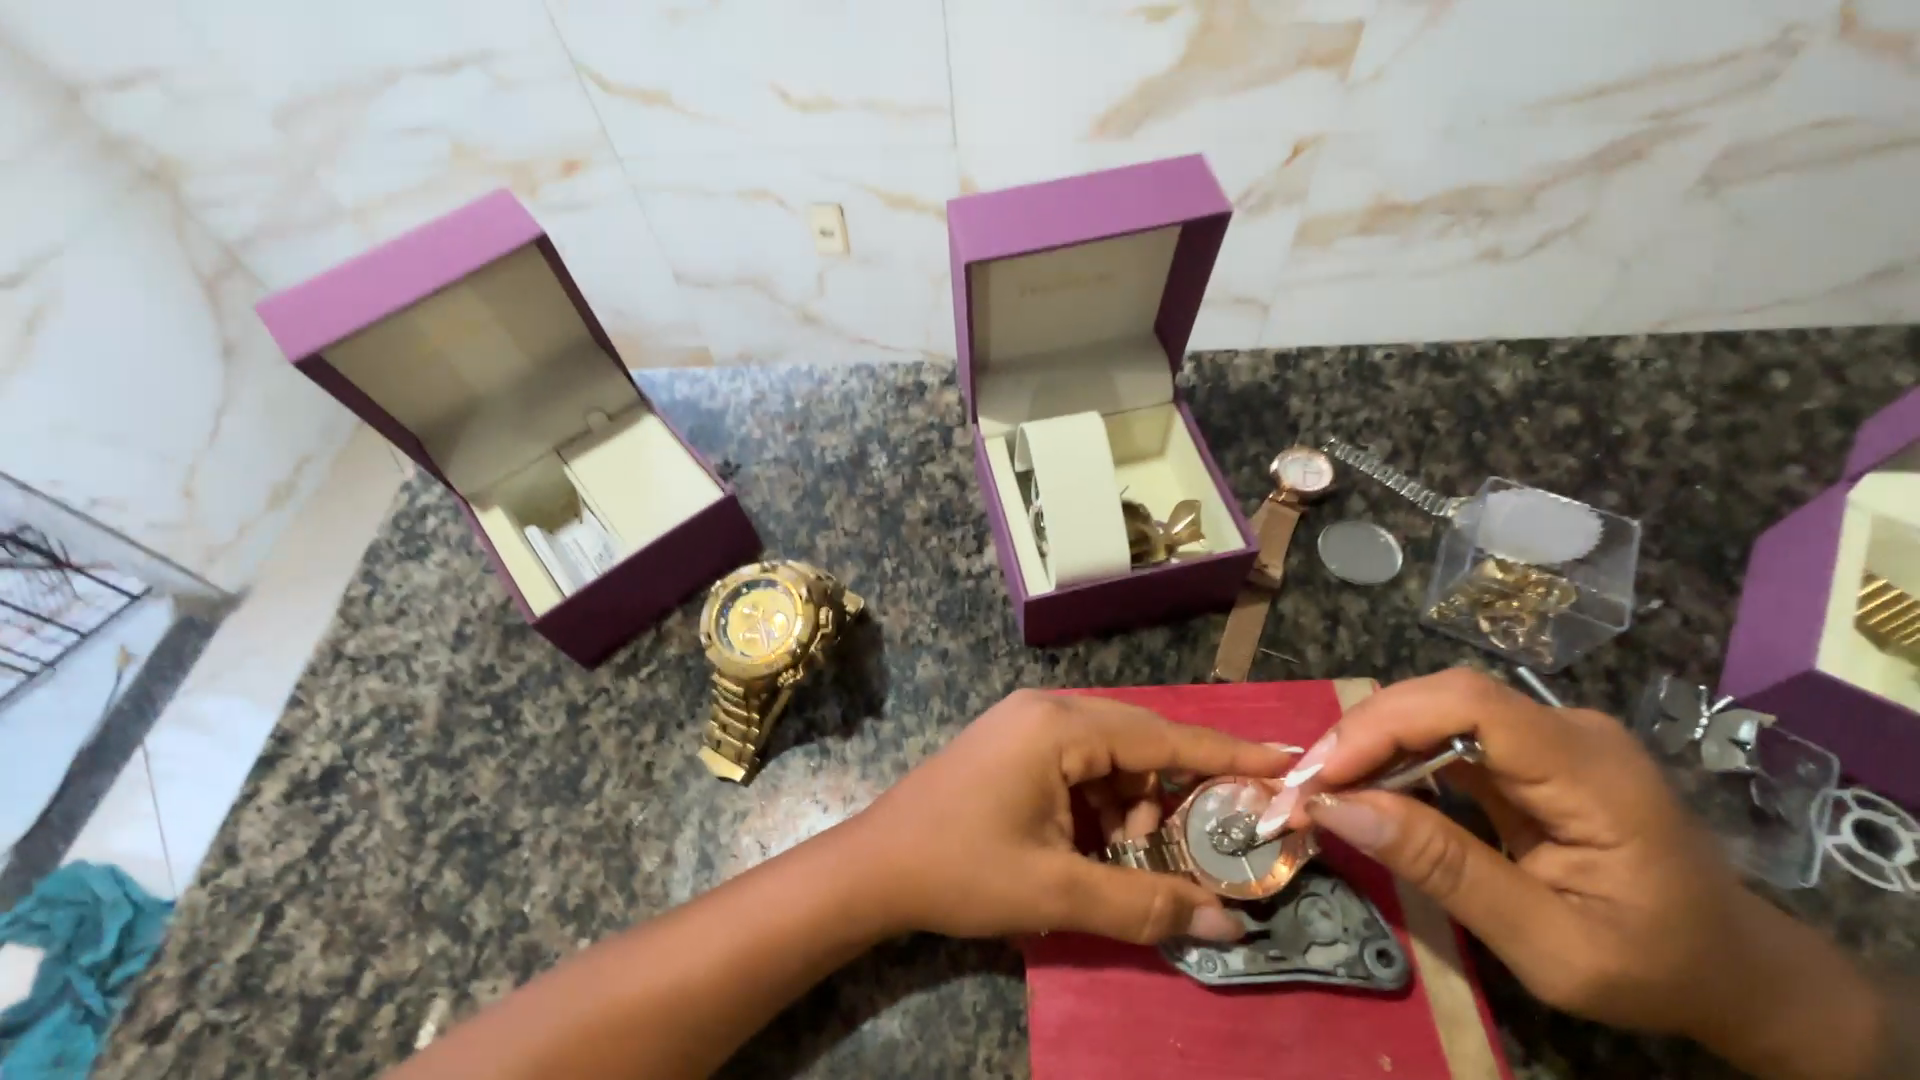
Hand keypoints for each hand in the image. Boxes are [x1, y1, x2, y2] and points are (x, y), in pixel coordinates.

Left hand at [843, 690, 1291, 944]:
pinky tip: (1092, 846)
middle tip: (1207, 843)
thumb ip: (1144, 905)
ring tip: (1125, 858)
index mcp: (1059, 727)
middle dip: (1172, 796)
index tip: (1285, 764)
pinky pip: (1079, 766)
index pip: (1163, 737)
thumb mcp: (1056, 894)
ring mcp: (1026, 724)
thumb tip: (1226, 923)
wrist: (872, 868)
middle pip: (1138, 744)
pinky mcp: (1013, 746)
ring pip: (1110, 759)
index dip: (1226, 756)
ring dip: (1130, 808)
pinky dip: (1099, 805)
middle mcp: (1047, 710)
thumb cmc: (960, 871)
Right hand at [1263, 669, 1751, 1034]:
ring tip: (1319, 790)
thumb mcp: (1549, 944)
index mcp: (1591, 773)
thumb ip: (1445, 869)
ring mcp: (1550, 735)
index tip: (1320, 778)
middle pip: (1441, 697)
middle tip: (1301, 789)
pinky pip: (1446, 734)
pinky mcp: (1530, 751)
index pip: (1469, 707)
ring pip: (1434, 709)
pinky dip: (1394, 758)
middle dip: (1361, 736)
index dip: (1382, 727)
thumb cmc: (1653, 966)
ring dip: (1369, 745)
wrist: (1734, 968)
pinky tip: (1364, 788)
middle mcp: (1569, 731)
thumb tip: (1337, 808)